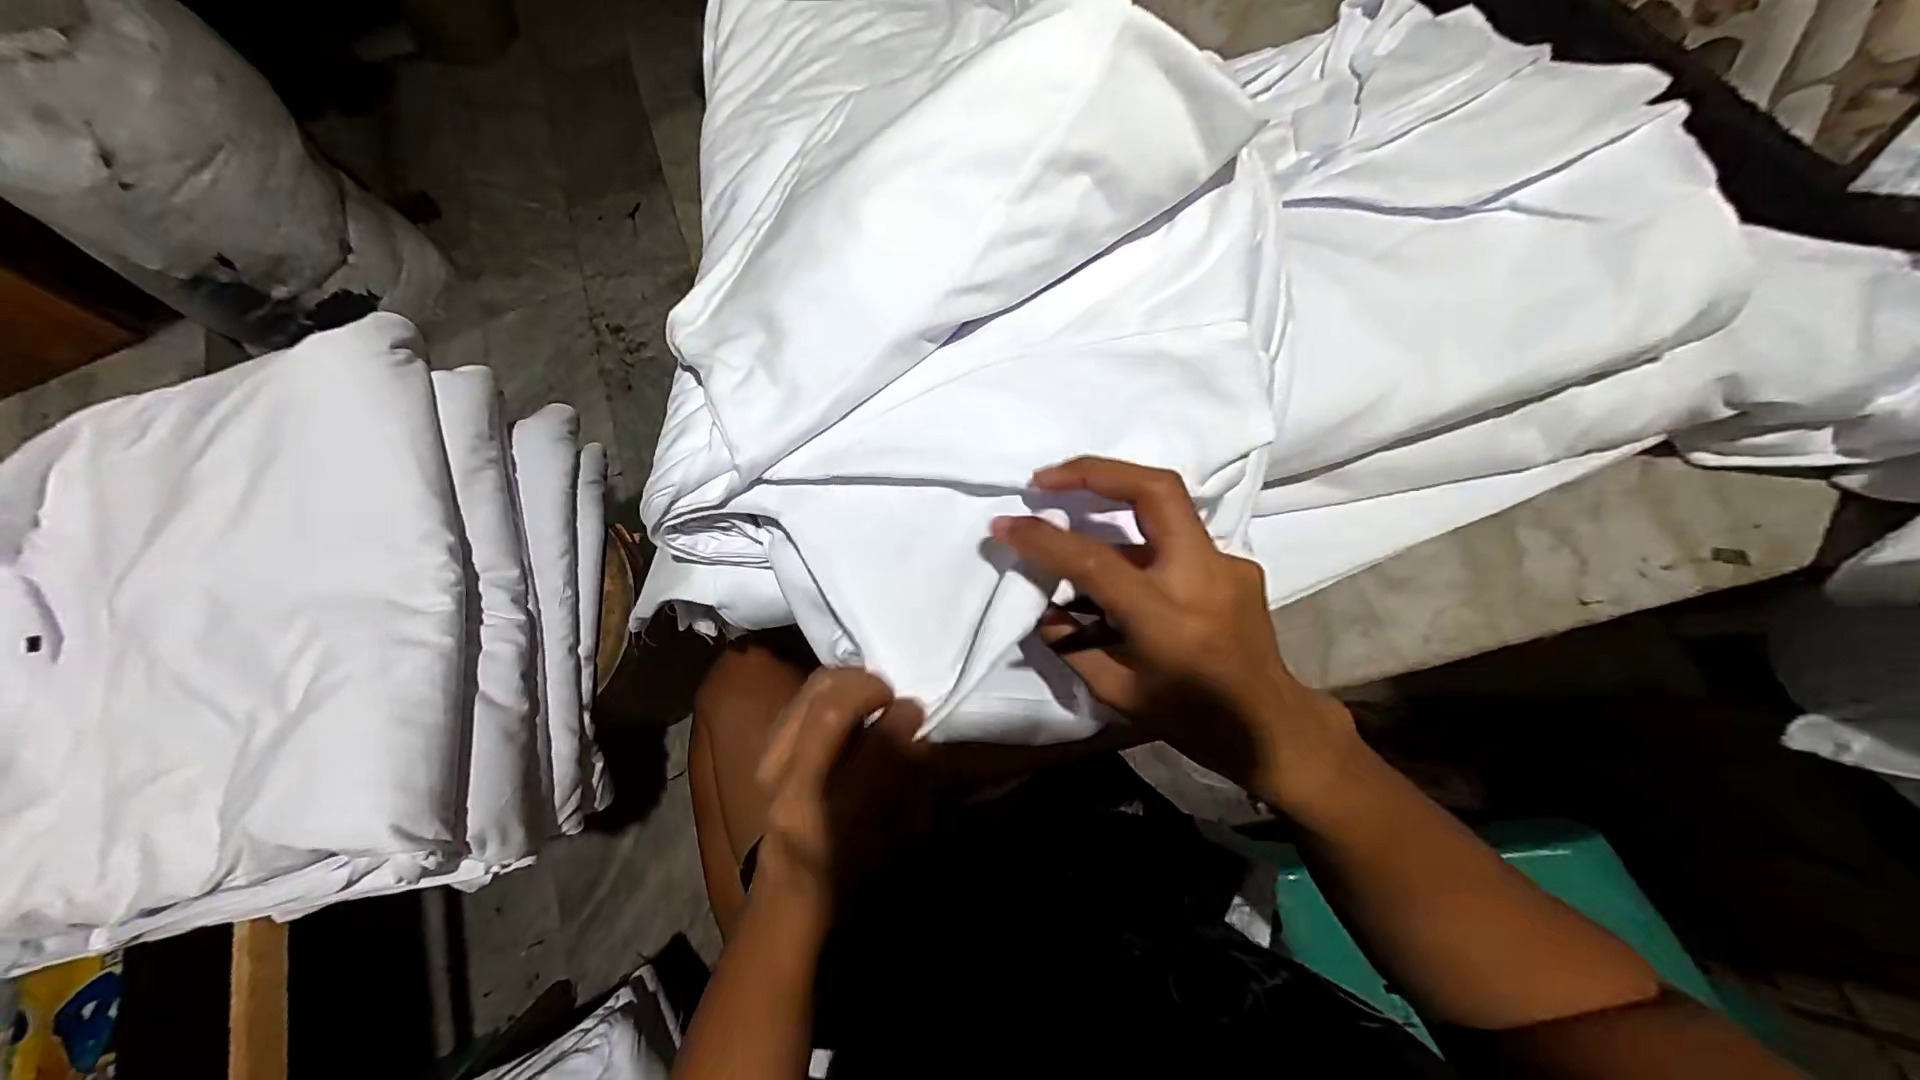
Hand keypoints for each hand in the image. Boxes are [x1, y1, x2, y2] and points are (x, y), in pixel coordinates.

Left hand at [752, 668, 932, 907]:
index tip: (918, 708)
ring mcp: (770, 766)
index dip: (902, 715)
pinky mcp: (764, 754)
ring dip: (848, 681)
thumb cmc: (856, 876)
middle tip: (892, 695)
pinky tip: (849, 700)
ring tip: (872, 694)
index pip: (874, 744)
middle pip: (829, 705)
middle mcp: (794, 784)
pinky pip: (799, 699)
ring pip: (810, 692)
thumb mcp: (900, 840)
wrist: (791, 896)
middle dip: (869, 686)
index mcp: (835, 814)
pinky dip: (829, 689)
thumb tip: (917, 729)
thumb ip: (911, 780)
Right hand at [990, 456, 1359, 809]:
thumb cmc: (1190, 720)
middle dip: (1095, 471)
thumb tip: (1041, 604)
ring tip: (1074, 517)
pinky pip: (1177, 538)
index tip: (1004, 524)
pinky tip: (1130, 568)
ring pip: (1167, 506)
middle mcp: (1203, 578)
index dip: (1044, 539)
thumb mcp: (1117, 693)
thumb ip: (1071, 644)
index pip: (1096, 562)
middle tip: (1046, 478)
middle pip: (1156, 489)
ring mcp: (1228, 563)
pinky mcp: (1238, 563)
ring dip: (1114, 500)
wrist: (1271, 726)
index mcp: (1168, 621)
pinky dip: (1142, 541)